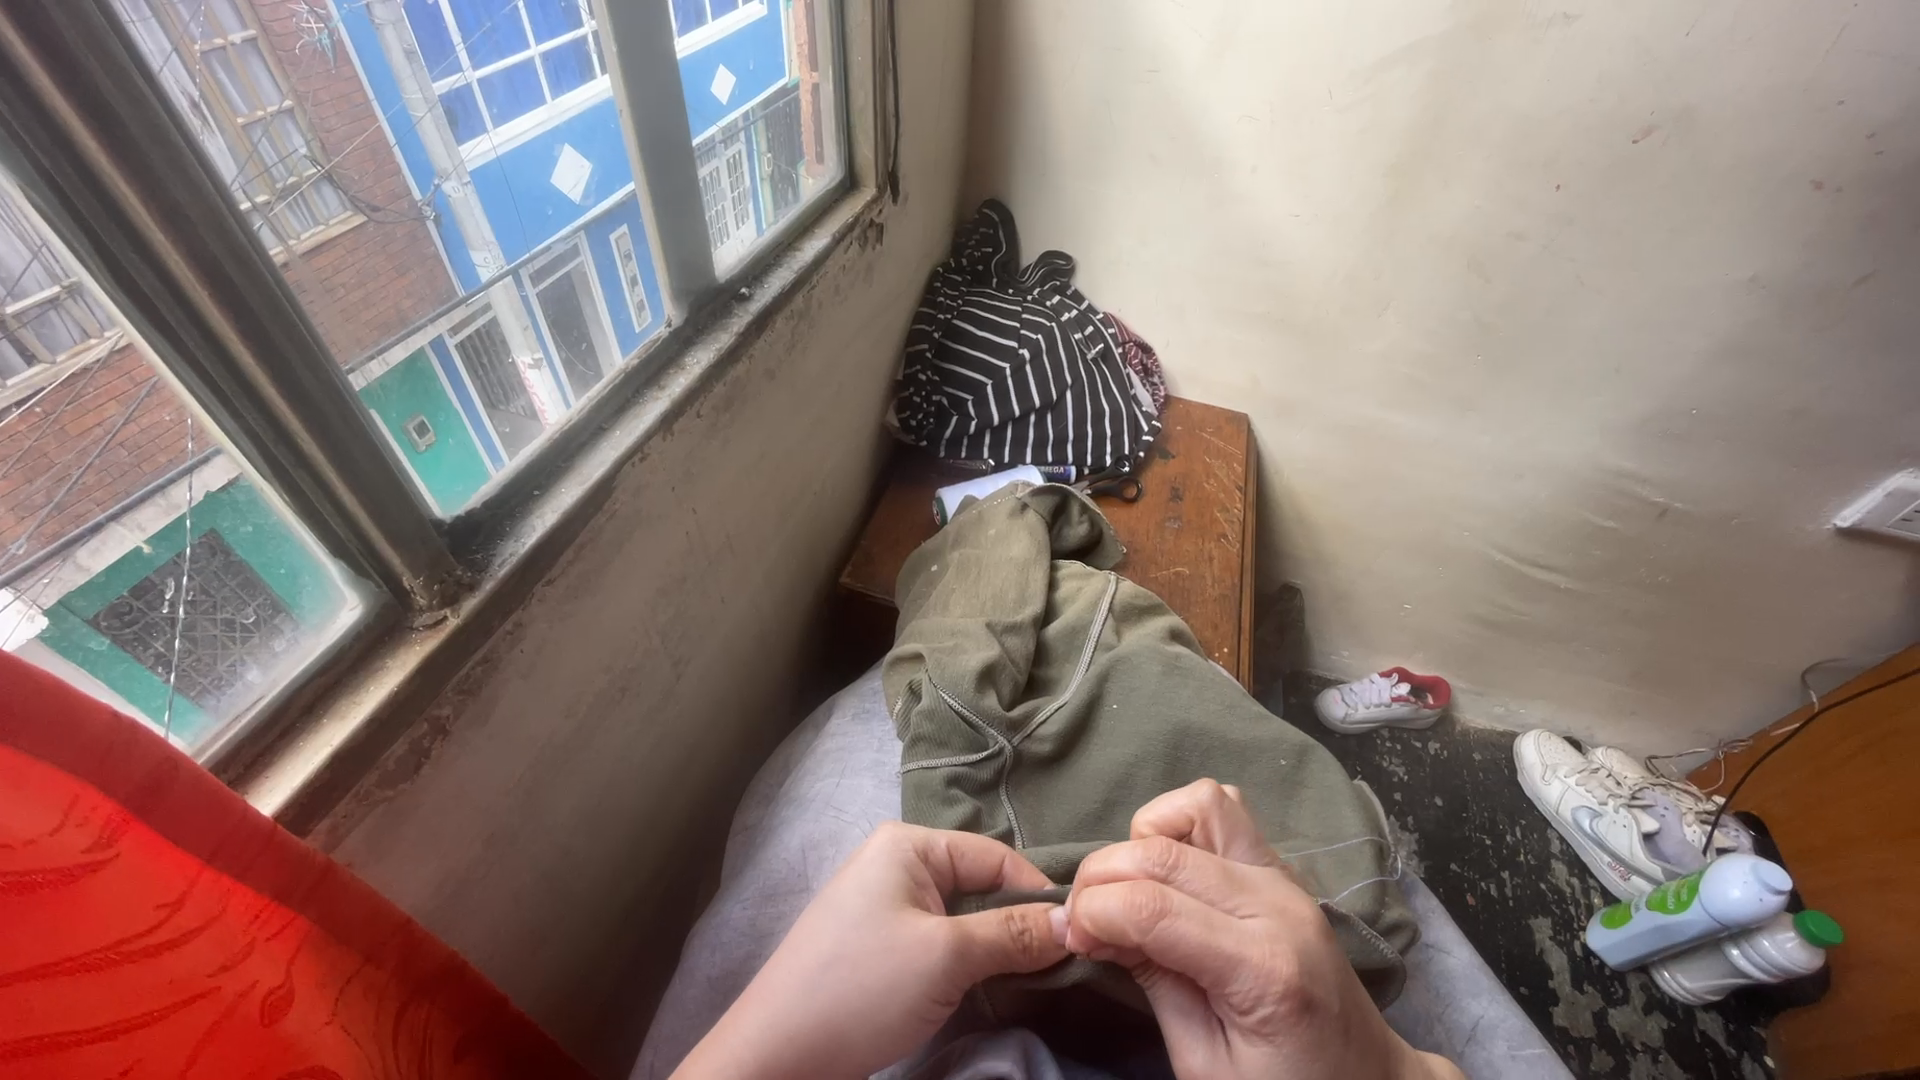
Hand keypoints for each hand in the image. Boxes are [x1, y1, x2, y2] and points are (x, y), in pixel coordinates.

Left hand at [673, 821, 1068, 1079]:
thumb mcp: (947, 956)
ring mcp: (884, 901)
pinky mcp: (878, 940)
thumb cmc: (864, 987)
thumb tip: (1071, 922)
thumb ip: (1013, 934)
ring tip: (1029, 977)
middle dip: (1016, 921)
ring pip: (961, 914)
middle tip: (1059, 961)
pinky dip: (966, 958)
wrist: (776, 1053)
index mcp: (908, 843)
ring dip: (993, 944)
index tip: (1079, 934)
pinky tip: (986, 984)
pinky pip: (938, 936)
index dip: (1037, 892)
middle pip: (979, 883)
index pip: (994, 855)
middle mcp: (896, 860)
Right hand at [1064, 780, 1461, 1079]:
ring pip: (1198, 805)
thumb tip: (1089, 923)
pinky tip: (1169, 870)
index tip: (1072, 937)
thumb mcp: (1204, 1065)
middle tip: (1084, 919)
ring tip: (1133, 888)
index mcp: (1263, 968)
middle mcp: (1276, 903)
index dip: (1093, 912)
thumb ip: (1150, 979)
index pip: (1151, 906)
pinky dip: (1180, 823)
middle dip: (1101, 875)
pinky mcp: (1280, 866)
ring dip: (1146, 837)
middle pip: (1161, 853)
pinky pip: (1223, 809)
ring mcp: (1284, 876)